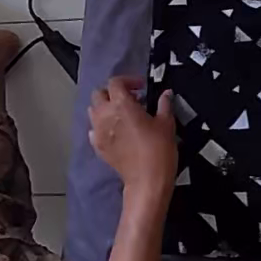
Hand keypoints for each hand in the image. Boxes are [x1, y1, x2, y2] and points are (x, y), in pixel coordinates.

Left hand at [88, 76, 177, 201]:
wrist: (147, 179)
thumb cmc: (159, 148)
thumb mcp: (166, 123)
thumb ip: (164, 104)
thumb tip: (166, 94)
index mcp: (121, 104)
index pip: (115, 82)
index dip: (128, 81)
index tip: (141, 87)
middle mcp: (104, 115)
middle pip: (99, 94)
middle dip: (113, 93)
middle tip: (131, 99)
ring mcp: (98, 131)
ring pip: (93, 111)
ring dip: (105, 108)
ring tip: (122, 114)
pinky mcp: (97, 146)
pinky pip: (94, 130)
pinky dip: (102, 126)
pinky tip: (116, 131)